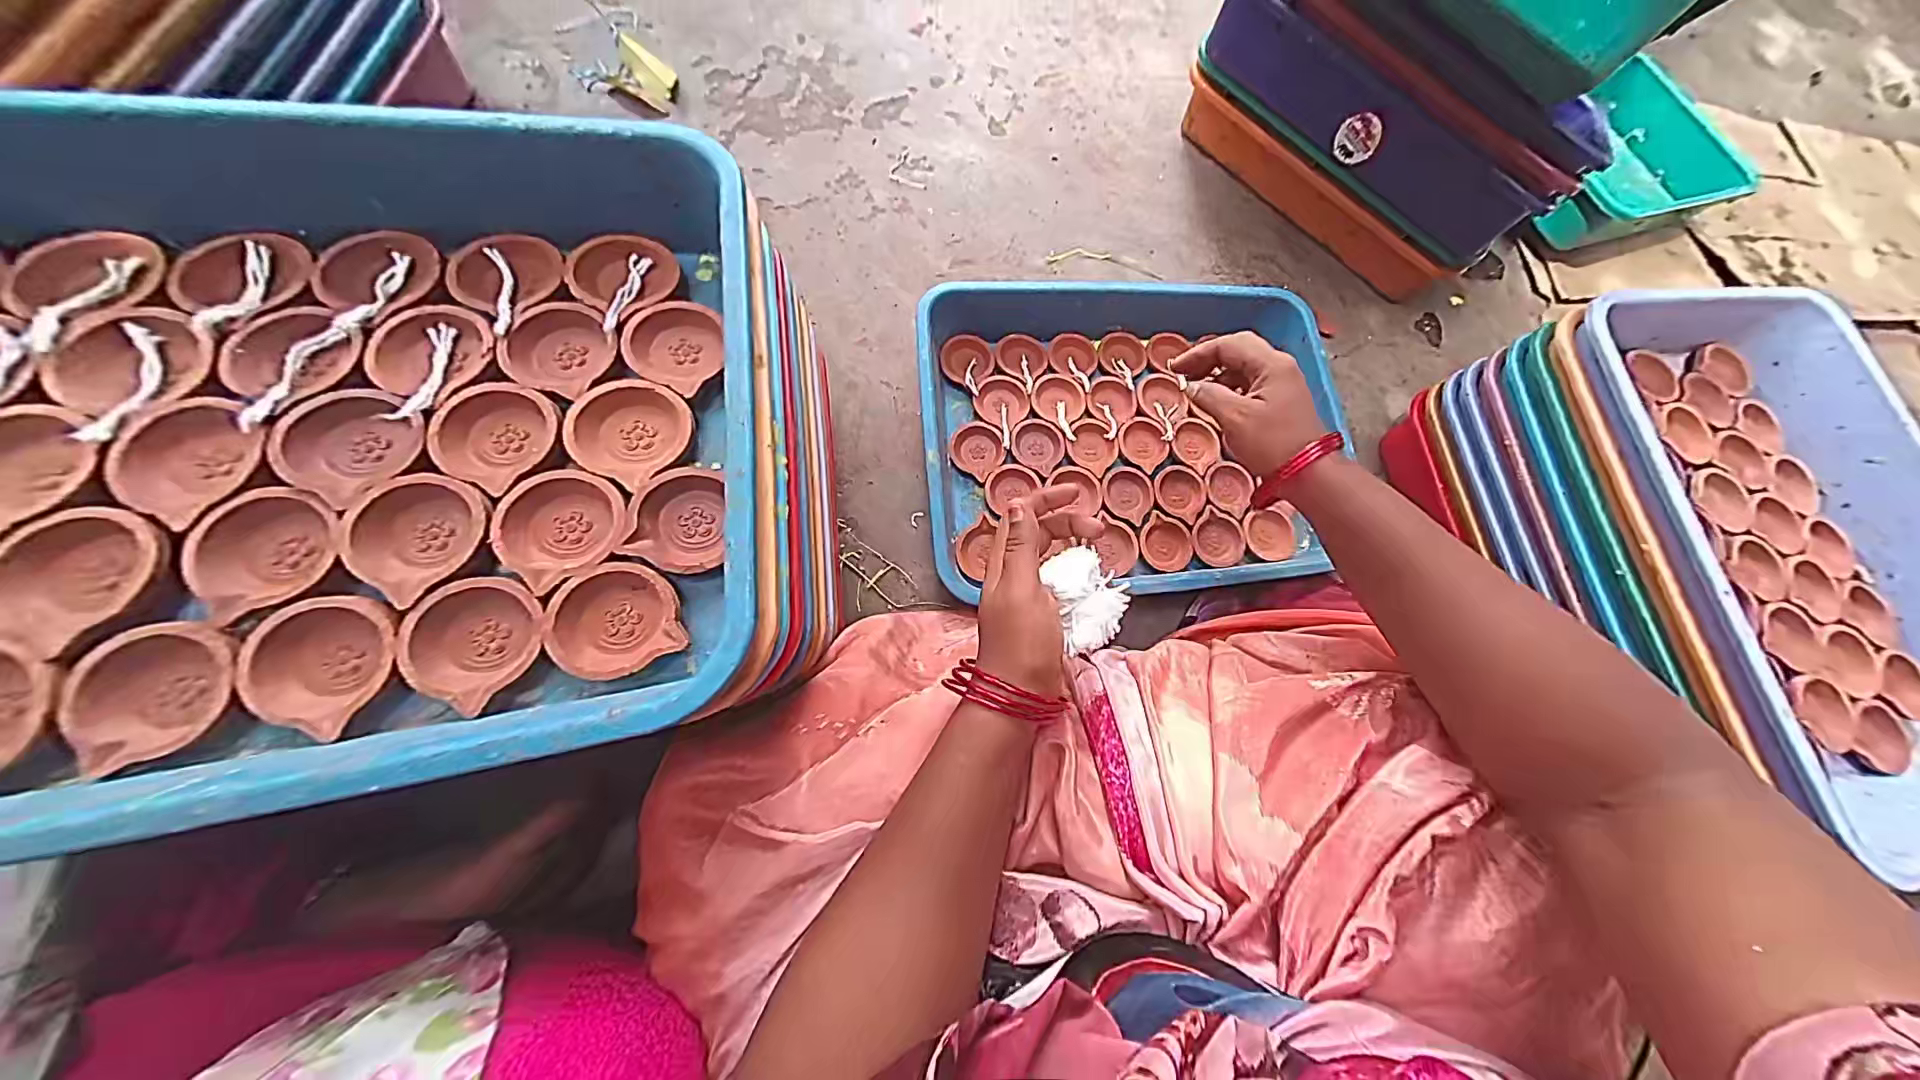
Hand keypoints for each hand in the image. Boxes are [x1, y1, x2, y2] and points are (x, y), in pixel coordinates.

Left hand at [976, 485, 1100, 698]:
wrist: (1020, 692)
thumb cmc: (1021, 643)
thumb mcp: (1022, 589)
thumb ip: (1021, 547)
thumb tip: (1019, 506)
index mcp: (1002, 563)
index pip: (1020, 516)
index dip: (1045, 499)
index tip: (1076, 493)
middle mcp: (1011, 573)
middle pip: (1037, 532)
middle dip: (1066, 521)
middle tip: (1098, 530)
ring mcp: (1026, 592)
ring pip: (1048, 554)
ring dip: (1070, 543)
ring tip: (1095, 546)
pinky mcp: (1040, 610)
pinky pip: (1056, 577)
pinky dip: (1073, 568)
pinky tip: (1088, 575)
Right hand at [1171, 331, 1328, 477]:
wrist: (1307, 472)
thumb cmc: (1273, 444)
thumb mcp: (1235, 418)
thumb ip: (1208, 396)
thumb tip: (1190, 386)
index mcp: (1271, 364)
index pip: (1228, 345)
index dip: (1197, 354)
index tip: (1175, 368)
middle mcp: (1279, 366)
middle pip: (1238, 349)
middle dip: (1207, 358)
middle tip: (1184, 372)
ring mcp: (1282, 382)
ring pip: (1243, 366)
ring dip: (1217, 372)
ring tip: (1195, 387)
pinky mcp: (1280, 398)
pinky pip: (1249, 382)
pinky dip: (1228, 386)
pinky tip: (1214, 399)